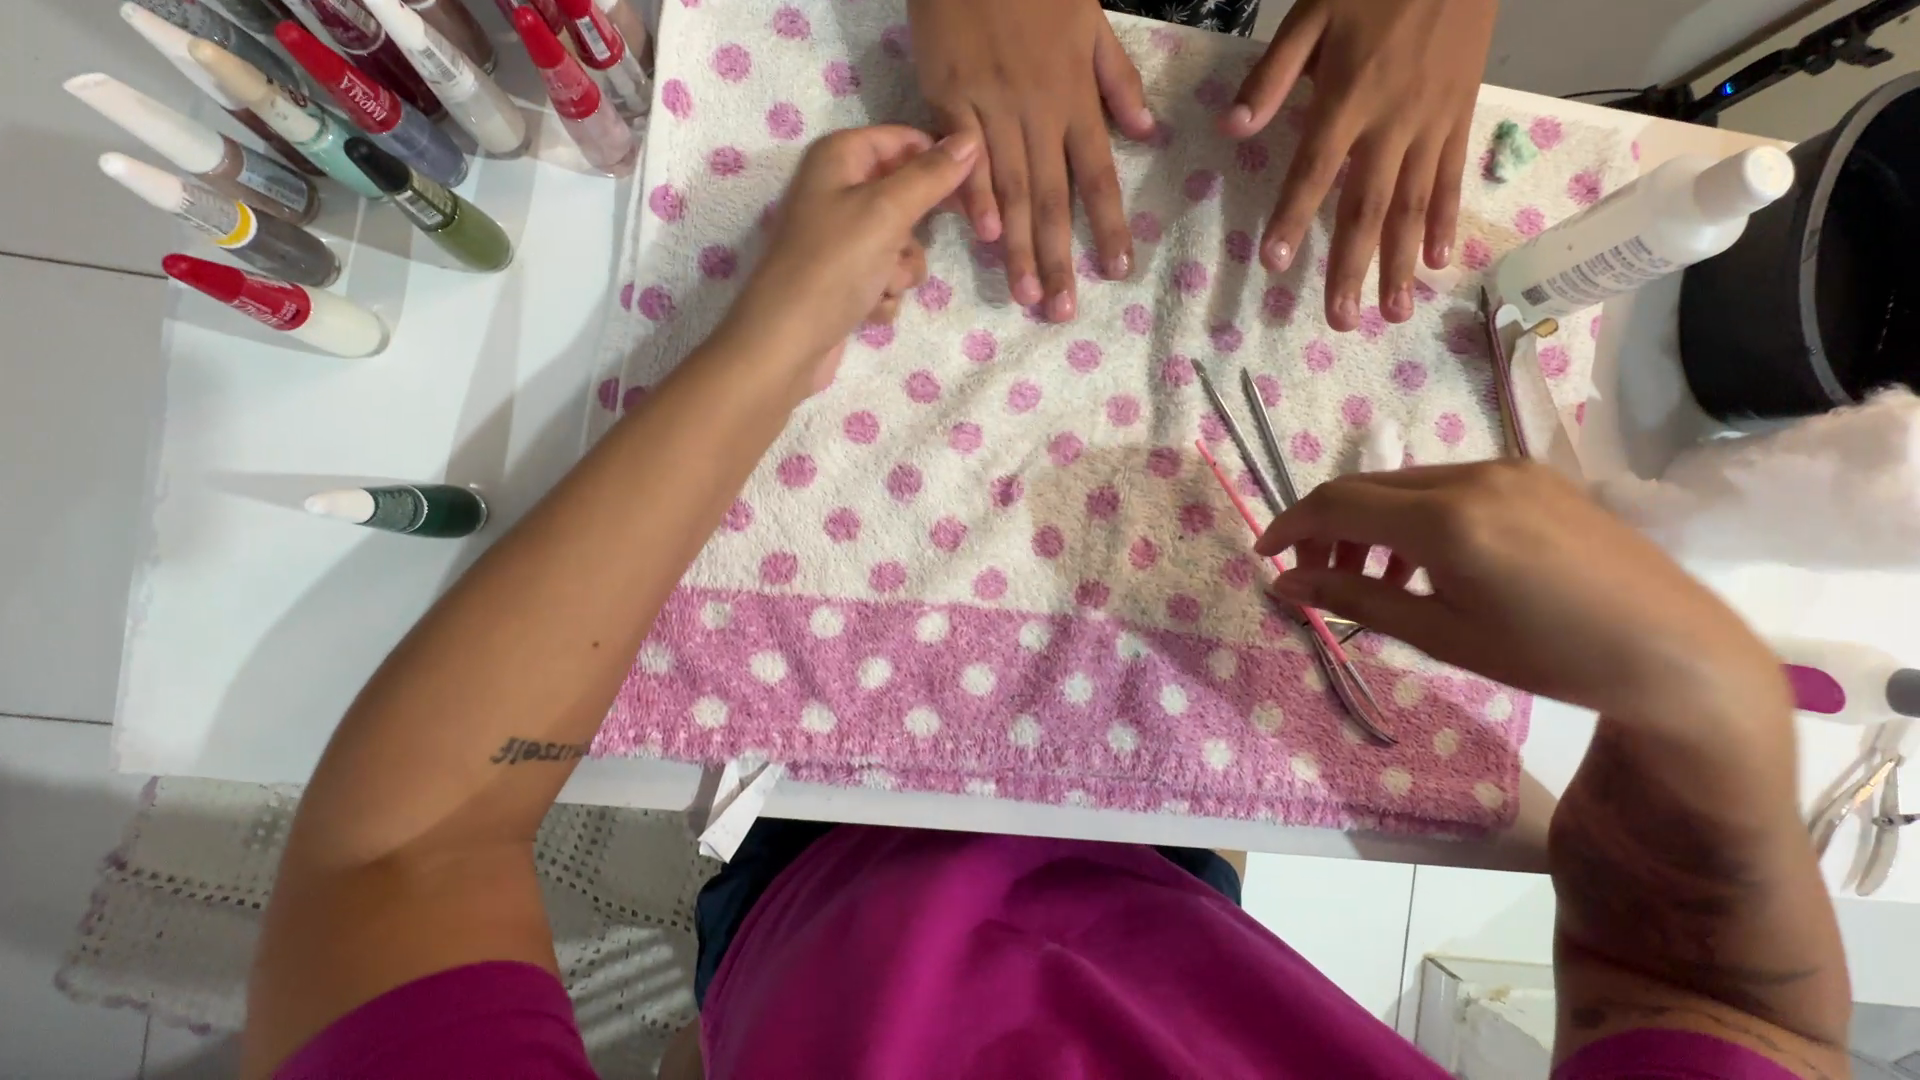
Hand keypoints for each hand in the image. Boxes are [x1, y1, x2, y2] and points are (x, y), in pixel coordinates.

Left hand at [726, 126, 978, 394]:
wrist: (789, 342)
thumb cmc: (834, 265)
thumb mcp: (887, 211)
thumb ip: (931, 175)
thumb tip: (970, 140)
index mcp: (840, 157)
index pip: (907, 141)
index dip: (940, 163)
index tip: (973, 192)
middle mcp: (838, 191)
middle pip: (907, 197)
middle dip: (916, 231)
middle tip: (909, 246)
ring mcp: (841, 239)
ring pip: (902, 245)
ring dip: (901, 270)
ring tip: (880, 284)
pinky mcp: (845, 279)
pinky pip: (886, 277)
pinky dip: (884, 293)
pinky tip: (867, 306)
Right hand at [909, 0, 1155, 321]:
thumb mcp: (1091, 18)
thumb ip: (1117, 79)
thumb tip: (1145, 133)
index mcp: (1074, 96)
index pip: (1098, 174)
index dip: (1109, 225)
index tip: (1118, 270)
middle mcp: (1039, 112)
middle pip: (1055, 196)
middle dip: (1060, 257)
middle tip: (1062, 312)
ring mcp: (992, 107)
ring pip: (1012, 186)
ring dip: (1020, 245)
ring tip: (1026, 296)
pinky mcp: (949, 97)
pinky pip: (963, 154)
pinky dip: (972, 193)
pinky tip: (985, 236)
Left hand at [1224, 0, 1495, 331]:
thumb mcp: (1314, 11)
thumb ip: (1274, 75)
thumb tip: (1231, 129)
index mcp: (1348, 97)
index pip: (1314, 170)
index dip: (1294, 218)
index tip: (1275, 264)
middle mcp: (1392, 122)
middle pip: (1368, 207)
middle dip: (1353, 268)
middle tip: (1342, 322)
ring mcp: (1432, 123)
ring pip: (1414, 206)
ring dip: (1400, 264)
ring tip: (1392, 315)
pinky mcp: (1461, 116)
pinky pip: (1452, 178)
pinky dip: (1445, 221)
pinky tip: (1437, 263)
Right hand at [1255, 463, 1787, 721]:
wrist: (1676, 652)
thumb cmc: (1547, 655)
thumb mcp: (1438, 633)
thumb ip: (1353, 598)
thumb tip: (1284, 584)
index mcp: (1444, 519)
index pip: (1335, 503)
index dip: (1289, 526)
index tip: (1266, 558)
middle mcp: (1471, 476)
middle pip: (1365, 487)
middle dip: (1326, 528)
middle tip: (1317, 577)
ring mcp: (1507, 471)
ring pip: (1404, 484)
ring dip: (1369, 522)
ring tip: (1373, 577)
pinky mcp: (1534, 477)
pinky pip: (1447, 486)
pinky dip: (1413, 517)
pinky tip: (1427, 561)